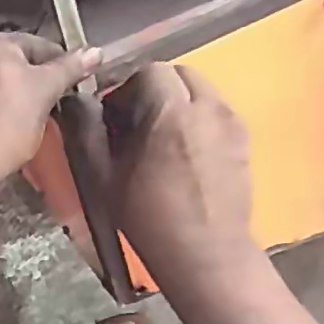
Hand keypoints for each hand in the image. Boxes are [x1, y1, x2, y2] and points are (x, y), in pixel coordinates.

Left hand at [0, 32, 100, 184]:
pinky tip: (20, 127)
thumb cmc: (7, 121)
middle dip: (43, 82)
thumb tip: (96, 51)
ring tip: (44, 116)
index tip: (79, 81)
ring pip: (7, 86)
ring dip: (27, 98)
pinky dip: (9, 112)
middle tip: (63, 101)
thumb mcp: (45, 90)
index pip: (38, 44)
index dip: (62, 62)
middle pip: (20, 65)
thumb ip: (70, 68)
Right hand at [105, 63, 254, 275]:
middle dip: (152, 90)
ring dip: (175, 102)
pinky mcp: (244, 138)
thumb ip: (90, 134)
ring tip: (156, 138)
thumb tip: (80, 105)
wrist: (205, 251)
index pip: (149, 71)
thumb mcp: (104, 178)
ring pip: (200, 89)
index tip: (112, 116)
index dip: (125, 88)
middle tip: (132, 123)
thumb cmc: (148, 217)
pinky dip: (195, 117)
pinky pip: (215, 110)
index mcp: (171, 114)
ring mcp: (232, 121)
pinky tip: (180, 152)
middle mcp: (209, 107)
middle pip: (179, 73)